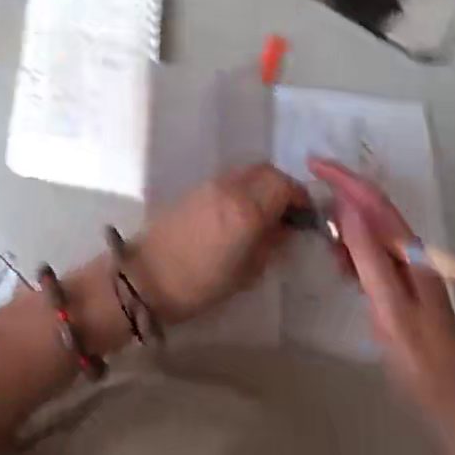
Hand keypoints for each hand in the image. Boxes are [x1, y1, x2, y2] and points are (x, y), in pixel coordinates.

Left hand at [131, 164, 308, 323]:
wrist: (147, 275)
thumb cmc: (200, 283)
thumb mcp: (247, 273)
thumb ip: (270, 245)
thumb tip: (286, 229)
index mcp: (245, 208)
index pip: (283, 184)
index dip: (301, 198)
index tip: (308, 218)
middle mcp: (229, 187)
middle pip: (266, 171)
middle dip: (283, 187)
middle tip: (290, 215)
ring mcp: (210, 184)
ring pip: (247, 172)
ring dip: (263, 186)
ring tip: (268, 216)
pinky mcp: (195, 188)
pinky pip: (230, 179)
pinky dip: (245, 189)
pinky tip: (244, 215)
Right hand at [311, 158, 454, 454]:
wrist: (452, 409)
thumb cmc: (420, 358)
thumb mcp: (389, 306)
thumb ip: (368, 254)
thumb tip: (345, 205)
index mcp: (412, 254)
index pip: (374, 202)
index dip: (344, 178)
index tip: (312, 163)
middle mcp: (412, 255)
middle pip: (374, 210)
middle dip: (342, 192)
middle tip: (306, 189)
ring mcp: (409, 272)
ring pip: (371, 231)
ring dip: (344, 222)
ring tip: (317, 227)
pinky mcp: (402, 289)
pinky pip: (371, 254)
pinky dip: (351, 248)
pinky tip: (338, 260)